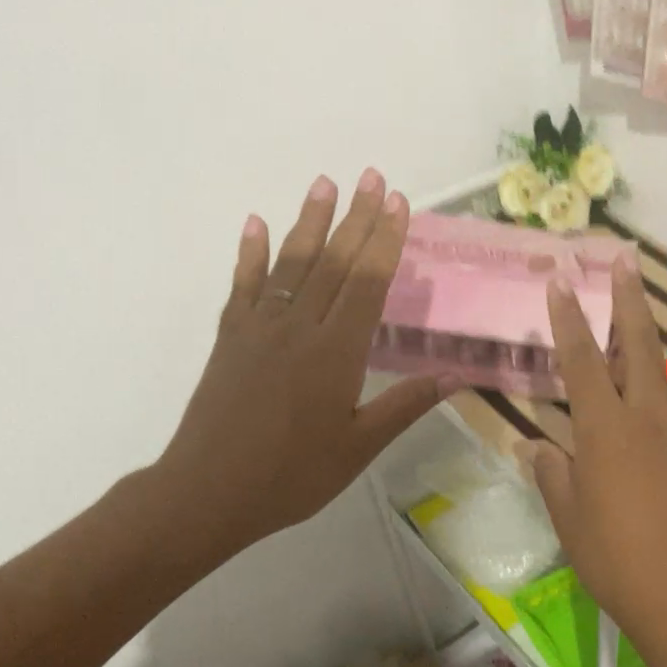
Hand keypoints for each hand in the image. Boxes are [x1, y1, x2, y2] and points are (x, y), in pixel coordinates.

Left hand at [152, 170, 452, 560]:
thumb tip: (456, 376)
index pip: (367, 283)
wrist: (210, 490)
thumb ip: (405, 406)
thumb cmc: (294, 475)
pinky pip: (243, 285)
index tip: (399, 202)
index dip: (385, 241)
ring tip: (325, 183)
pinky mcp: (230, 338)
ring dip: (309, 221)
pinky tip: (256, 223)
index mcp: (336, 353)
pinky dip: (250, 253)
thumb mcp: (359, 446)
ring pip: (291, 264)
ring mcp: (259, 328)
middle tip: (372, 176)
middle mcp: (298, 327)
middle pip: (334, 262)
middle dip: (356, 218)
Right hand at [526, 255, 666, 652]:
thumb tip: (533, 447)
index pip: (581, 363)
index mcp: (604, 432)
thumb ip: (552, 476)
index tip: (560, 283)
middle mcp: (650, 418)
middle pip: (640, 346)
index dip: (567, 321)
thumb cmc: (616, 561)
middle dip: (628, 299)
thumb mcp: (568, 520)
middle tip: (624, 259)